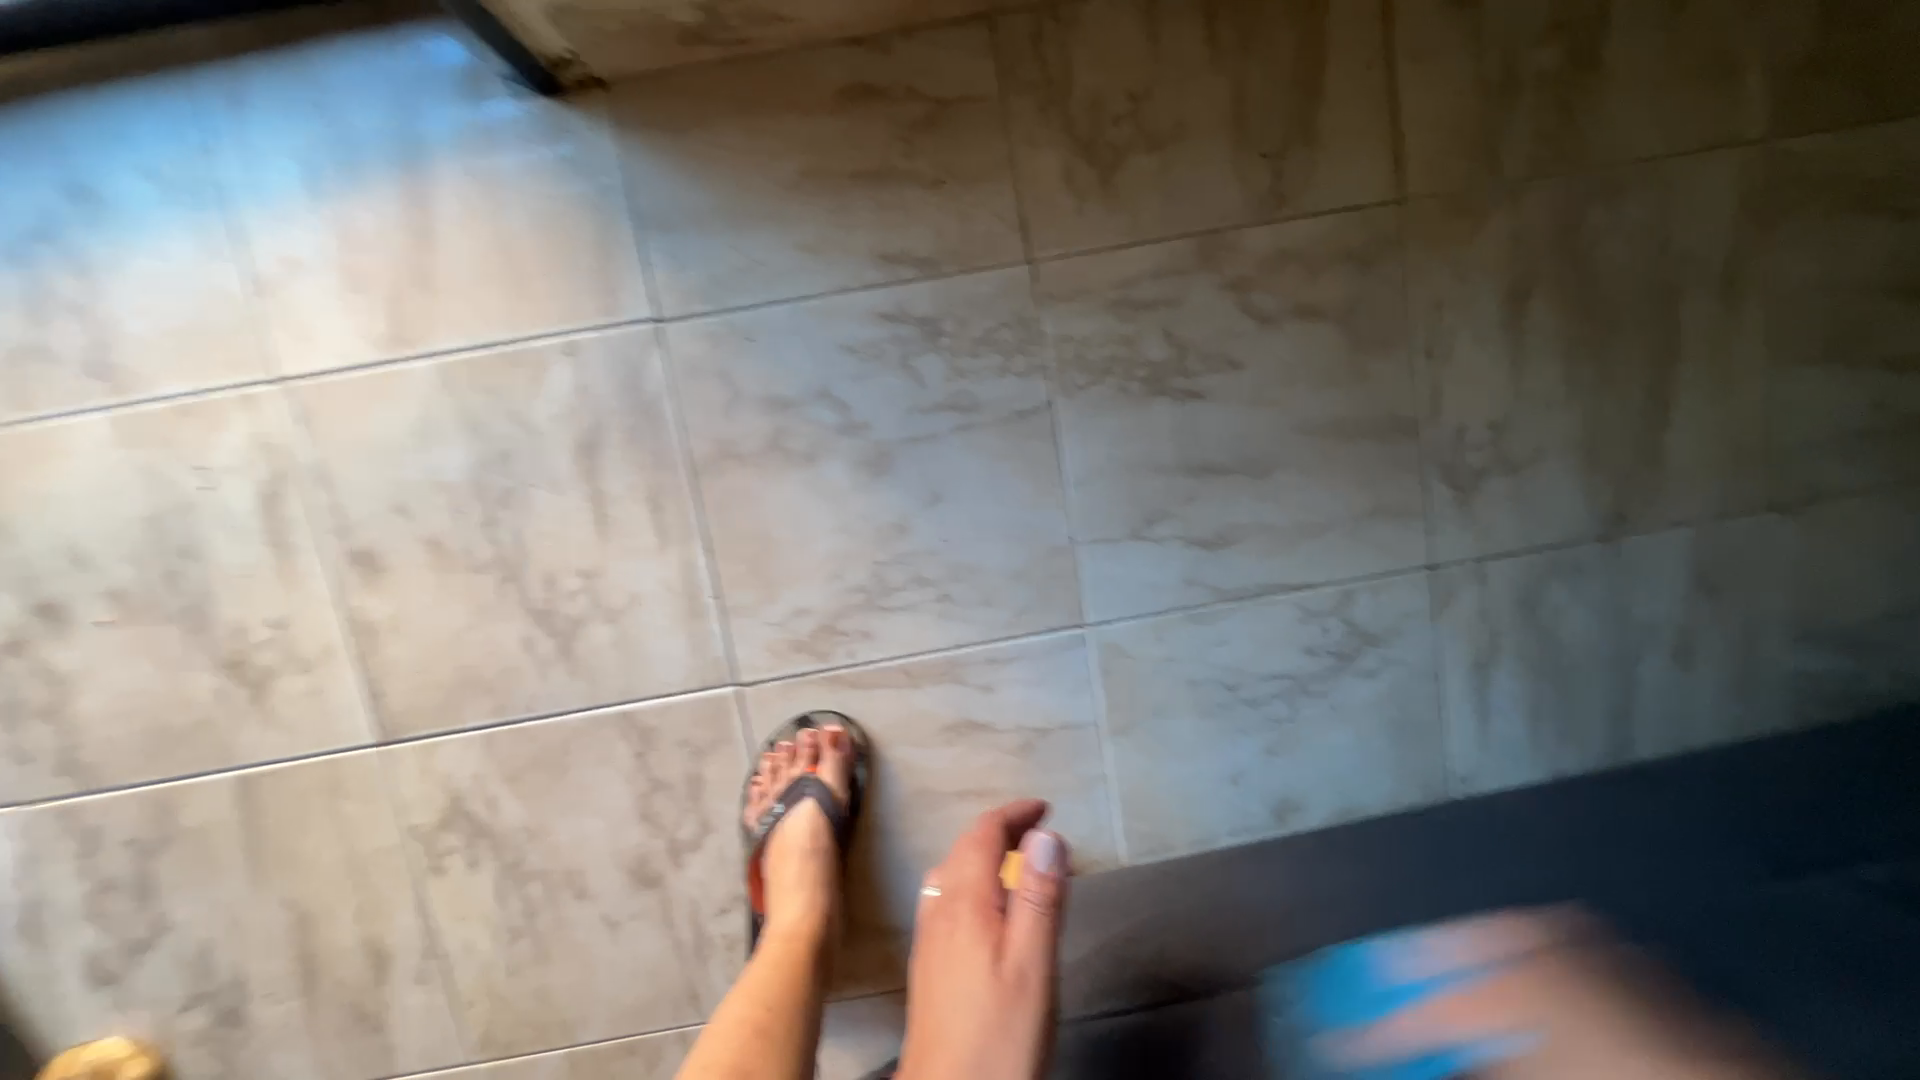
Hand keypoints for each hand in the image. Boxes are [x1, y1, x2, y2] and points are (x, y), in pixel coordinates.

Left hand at [896, 799, 1068, 1079]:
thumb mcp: (1033, 965)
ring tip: (1016, 861)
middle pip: (964, 848)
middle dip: (1001, 828)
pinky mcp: (926, 963)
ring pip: (951, 872)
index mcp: (967, 902)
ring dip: (982, 853)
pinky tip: (984, 908)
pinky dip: (970, 881)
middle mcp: (940, 910)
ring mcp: (928, 937)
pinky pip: (945, 898)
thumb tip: (1046, 835)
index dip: (1015, 813)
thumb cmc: (998, 1036)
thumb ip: (1039, 897)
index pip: (985, 834)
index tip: (1045, 807)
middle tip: (1038, 829)